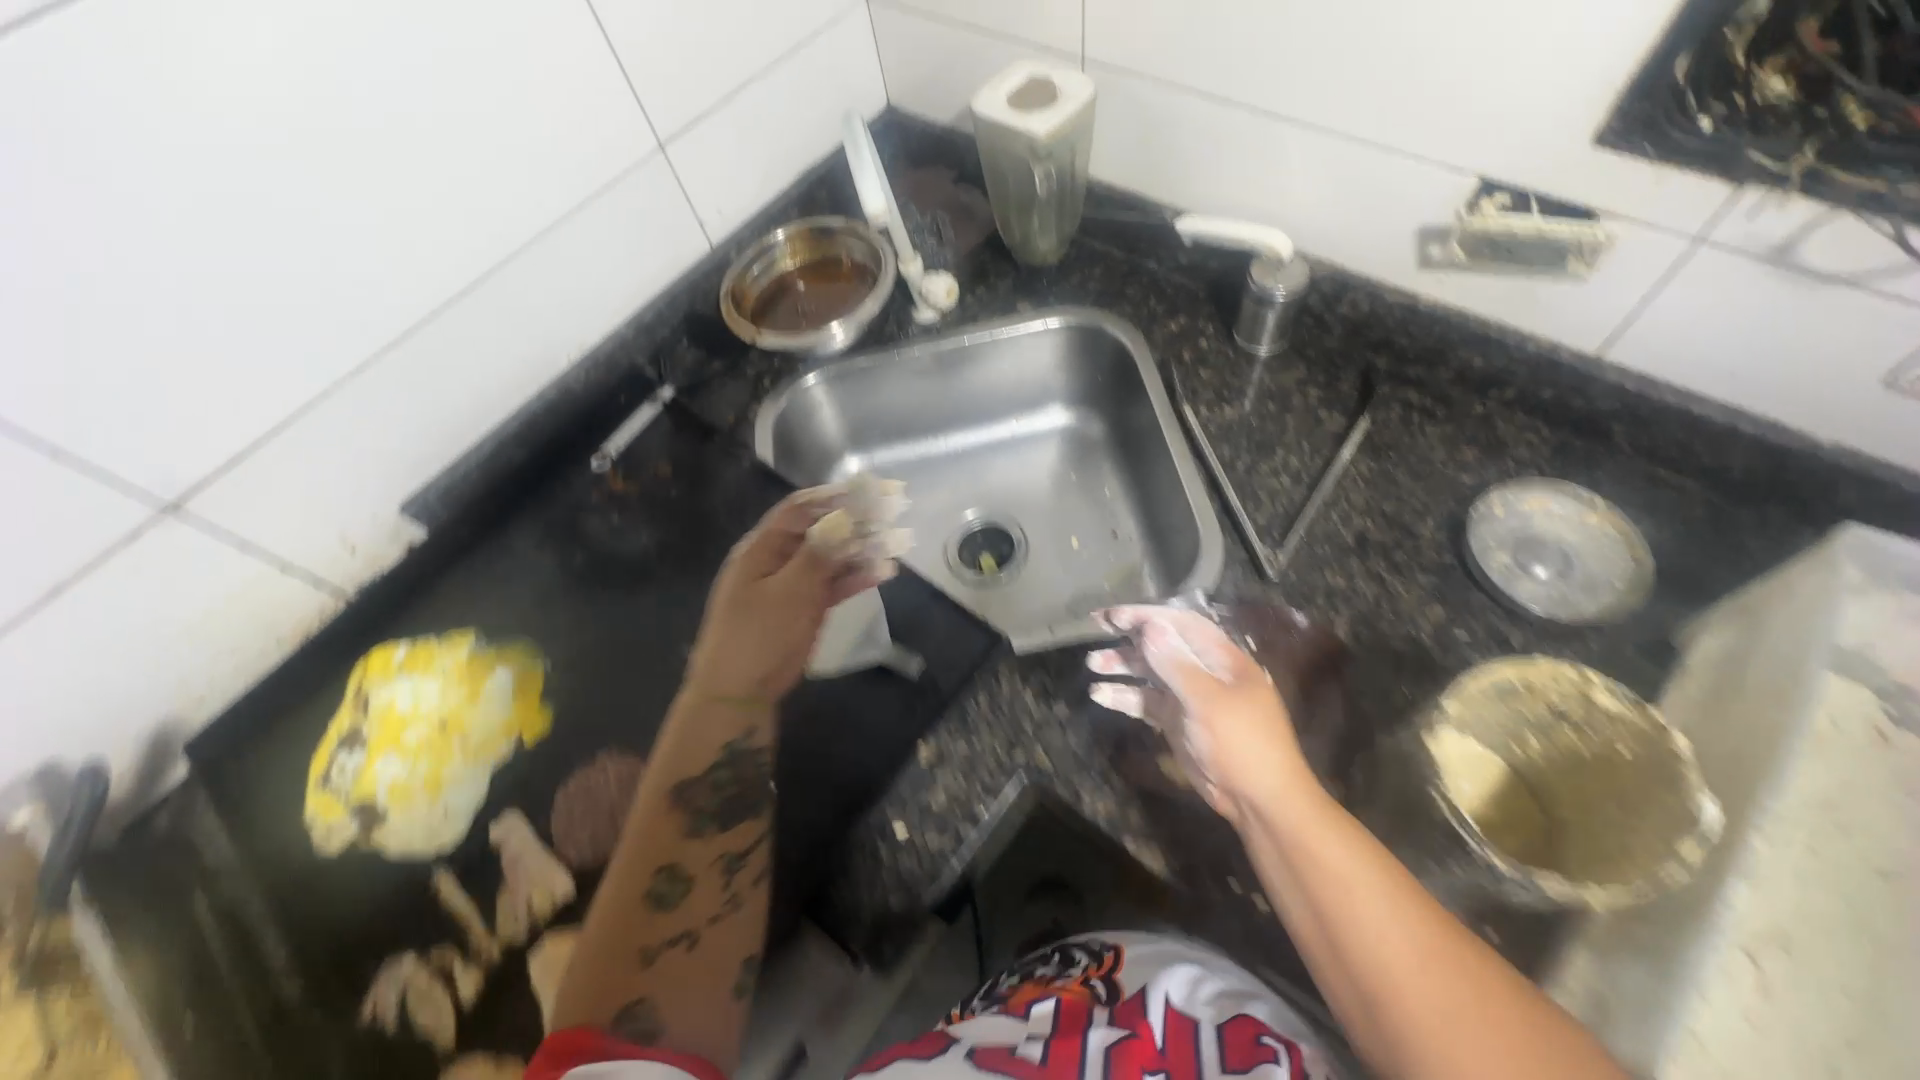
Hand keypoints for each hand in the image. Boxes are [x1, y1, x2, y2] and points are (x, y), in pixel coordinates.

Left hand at [682, 488, 890, 704]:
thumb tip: (844, 518)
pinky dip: (856, 578)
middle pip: (820, 532)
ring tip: (896, 543)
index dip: (832, 497)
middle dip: (854, 523)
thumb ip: (818, 555)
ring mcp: (793, 585)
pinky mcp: (806, 608)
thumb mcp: (787, 592)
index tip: (867, 491)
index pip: (799, 510)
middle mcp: (778, 560)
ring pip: (831, 559)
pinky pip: (834, 586)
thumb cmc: (756, 636)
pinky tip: (884, 572)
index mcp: (761, 549)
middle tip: (891, 514)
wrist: (738, 692)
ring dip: (861, 550)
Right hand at [1086, 605, 1315, 823]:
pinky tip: (1099, 695)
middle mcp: (1204, 672)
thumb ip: (1175, 664)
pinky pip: (1147, 702)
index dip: (1147, 615)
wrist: (1257, 798)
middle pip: (1163, 644)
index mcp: (1222, 658)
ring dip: (1123, 665)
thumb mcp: (1207, 700)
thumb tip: (1148, 627)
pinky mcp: (1177, 722)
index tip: (1114, 615)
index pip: (1181, 624)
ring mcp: (1189, 697)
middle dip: (1130, 634)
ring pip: (1151, 672)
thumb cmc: (1242, 742)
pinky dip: (1125, 696)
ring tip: (1092, 664)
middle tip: (1097, 623)